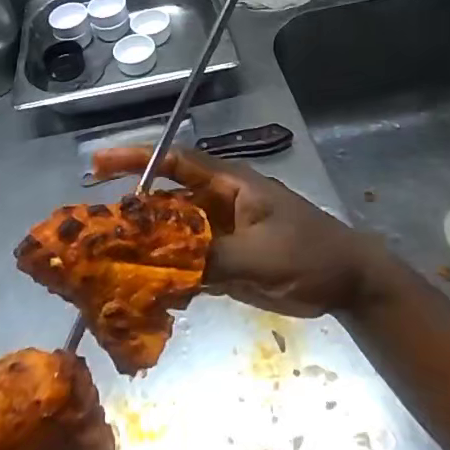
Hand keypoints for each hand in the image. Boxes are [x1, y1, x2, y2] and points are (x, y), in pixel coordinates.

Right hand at [91, 145, 386, 317]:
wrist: (353, 285)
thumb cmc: (310, 253)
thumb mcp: (261, 254)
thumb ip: (212, 258)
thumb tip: (162, 269)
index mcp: (226, 183)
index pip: (173, 162)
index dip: (135, 159)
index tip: (99, 164)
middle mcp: (215, 202)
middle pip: (165, 198)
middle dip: (132, 207)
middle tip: (96, 222)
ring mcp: (218, 232)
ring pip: (172, 233)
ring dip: (147, 244)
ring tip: (112, 258)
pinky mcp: (224, 260)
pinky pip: (187, 262)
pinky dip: (168, 273)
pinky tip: (148, 290)